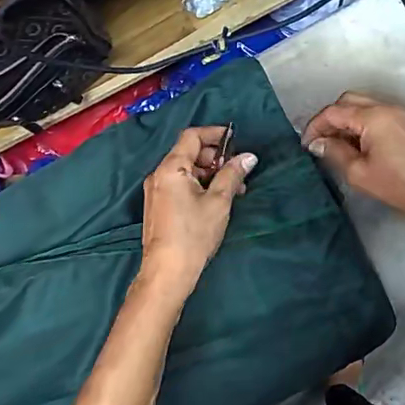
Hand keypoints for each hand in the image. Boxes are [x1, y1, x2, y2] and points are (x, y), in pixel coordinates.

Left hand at [135, 126, 254, 292]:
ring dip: (210, 172)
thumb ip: (233, 174)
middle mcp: (159, 175)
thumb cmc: (194, 233)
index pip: (192, 136)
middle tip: (238, 171)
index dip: (215, 133)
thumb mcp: (219, 201)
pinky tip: (217, 199)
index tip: (236, 140)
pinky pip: (180, 183)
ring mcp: (157, 190)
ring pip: (186, 169)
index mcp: (171, 168)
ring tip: (233, 189)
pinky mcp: (159, 205)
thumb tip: (248, 156)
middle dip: (215, 157)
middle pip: (188, 152)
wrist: (168, 270)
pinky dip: (200, 184)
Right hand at [302, 92, 404, 226]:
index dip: (315, 126)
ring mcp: (395, 114)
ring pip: (360, 106)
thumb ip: (334, 152)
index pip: (334, 112)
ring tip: (333, 145)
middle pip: (347, 101)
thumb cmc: (395, 184)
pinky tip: (352, 145)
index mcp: (373, 117)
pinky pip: (372, 114)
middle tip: (319, 142)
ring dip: (344, 120)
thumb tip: (317, 143)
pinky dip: (358, 124)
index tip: (306, 145)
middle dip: (329, 119)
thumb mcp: (358, 172)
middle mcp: (384, 108)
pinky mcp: (401, 123)